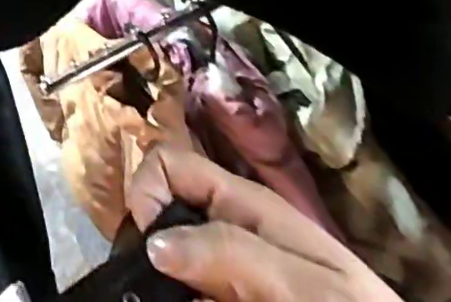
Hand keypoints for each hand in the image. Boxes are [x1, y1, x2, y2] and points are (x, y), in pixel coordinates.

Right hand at [126, 144, 398, 301]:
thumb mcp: (303, 285)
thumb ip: (231, 252)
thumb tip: (152, 240)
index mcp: (242, 202)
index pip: (168, 162)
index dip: (147, 191)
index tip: (151, 247)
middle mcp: (228, 225)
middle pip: (162, 209)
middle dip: (149, 241)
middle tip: (156, 287)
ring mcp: (229, 265)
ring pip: (169, 253)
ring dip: (160, 277)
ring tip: (168, 296)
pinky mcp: (230, 292)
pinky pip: (187, 284)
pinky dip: (177, 291)